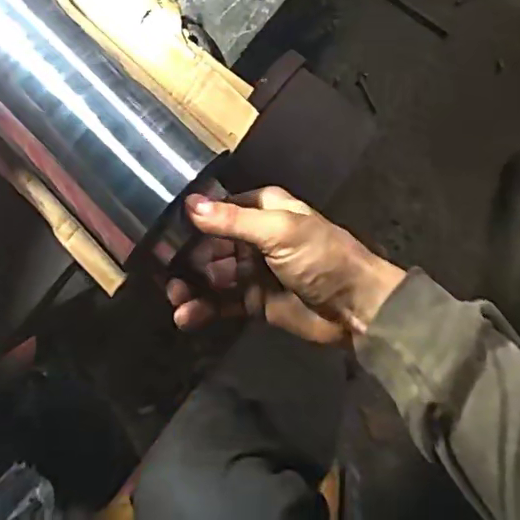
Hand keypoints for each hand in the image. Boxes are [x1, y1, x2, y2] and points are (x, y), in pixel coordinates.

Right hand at [166, 187, 405, 346]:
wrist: (355, 307)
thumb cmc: (321, 256)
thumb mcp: (278, 231)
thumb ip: (233, 220)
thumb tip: (190, 203)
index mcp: (265, 208)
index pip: (221, 208)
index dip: (194, 219)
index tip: (163, 232)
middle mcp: (256, 235)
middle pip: (211, 243)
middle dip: (188, 258)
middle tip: (166, 274)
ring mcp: (255, 269)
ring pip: (213, 274)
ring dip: (192, 285)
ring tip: (175, 298)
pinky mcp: (256, 301)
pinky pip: (222, 302)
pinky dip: (204, 308)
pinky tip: (187, 316)